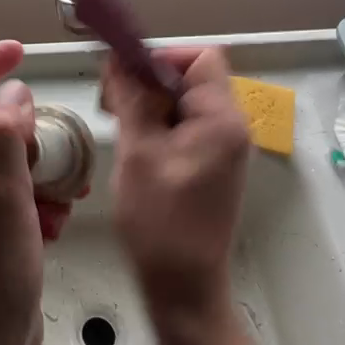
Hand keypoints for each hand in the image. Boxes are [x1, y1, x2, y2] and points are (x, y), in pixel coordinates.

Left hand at [0, 39, 42, 344]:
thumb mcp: (1, 189)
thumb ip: (4, 133)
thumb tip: (15, 94)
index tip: (20, 52)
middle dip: (33, 126)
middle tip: (56, 144)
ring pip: (20, 157)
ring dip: (48, 167)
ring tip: (63, 191)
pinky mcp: (2, 223)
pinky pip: (30, 192)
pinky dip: (49, 199)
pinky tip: (56, 223)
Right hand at [104, 45, 251, 308]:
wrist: (183, 287)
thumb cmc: (160, 222)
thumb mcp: (137, 152)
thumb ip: (131, 98)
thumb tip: (118, 58)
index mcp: (221, 120)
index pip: (200, 57)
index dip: (161, 58)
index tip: (128, 78)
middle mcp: (230, 127)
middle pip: (190, 75)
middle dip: (148, 79)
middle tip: (114, 102)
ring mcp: (222, 147)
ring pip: (183, 99)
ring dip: (149, 102)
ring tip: (121, 122)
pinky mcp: (210, 163)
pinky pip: (184, 123)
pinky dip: (157, 123)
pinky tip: (134, 143)